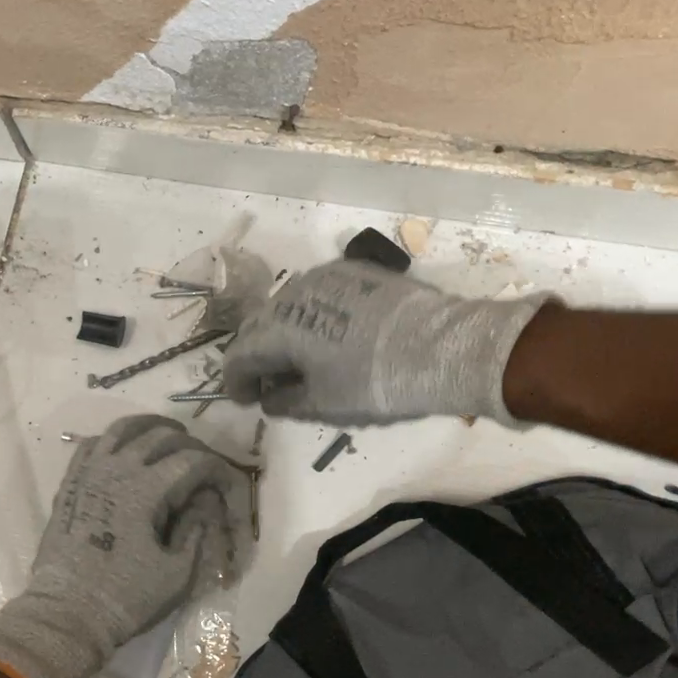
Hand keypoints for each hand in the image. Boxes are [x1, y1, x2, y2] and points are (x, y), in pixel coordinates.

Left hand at [0, 415, 247, 677]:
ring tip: (166, 435)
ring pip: (122, 430)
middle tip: (200, 459)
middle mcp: (117, 470)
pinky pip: (92, 444)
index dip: (215, 467)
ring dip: (149, 427)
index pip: (191, 460)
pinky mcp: (70, 483)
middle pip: (159, 436)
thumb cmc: (126, 598)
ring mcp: (89, 472)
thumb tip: (202, 502)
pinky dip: (114, 439)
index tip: (224, 482)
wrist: (68, 613)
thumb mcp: (177, 573)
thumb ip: (195, 530)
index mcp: (147, 490)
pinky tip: (124, 449)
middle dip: (187, 442)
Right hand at [221, 259, 549, 426]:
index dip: (237, 382)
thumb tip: (269, 396)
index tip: (246, 401)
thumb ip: (283, 401)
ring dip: (285, 333)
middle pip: (260, 327)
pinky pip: (319, 294)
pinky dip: (313, 316)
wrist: (441, 347)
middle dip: (259, 356)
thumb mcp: (322, 405)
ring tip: (301, 359)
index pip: (240, 356)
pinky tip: (330, 336)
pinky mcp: (355, 272)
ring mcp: (324, 278)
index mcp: (278, 329)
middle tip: (270, 382)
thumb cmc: (374, 382)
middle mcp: (292, 295)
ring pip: (288, 307)